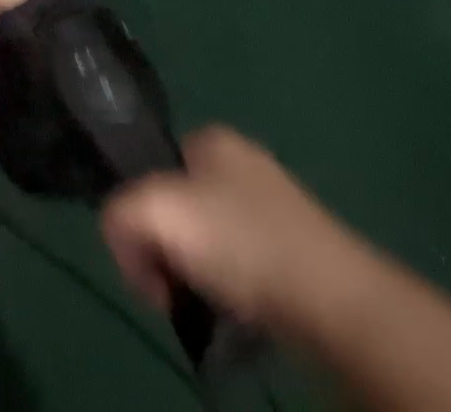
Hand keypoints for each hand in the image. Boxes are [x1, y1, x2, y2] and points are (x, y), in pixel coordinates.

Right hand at [100, 126, 373, 327]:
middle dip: (163, 250)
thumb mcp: (153, 211)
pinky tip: (234, 310)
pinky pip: (237, 269)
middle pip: (173, 208)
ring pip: (203, 242)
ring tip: (205, 301)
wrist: (332, 300)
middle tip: (170, 284)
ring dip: (193, 275)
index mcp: (211, 140)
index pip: (147, 168)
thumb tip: (130, 247)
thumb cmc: (240, 242)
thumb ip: (118, 214)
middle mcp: (242, 164)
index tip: (144, 253)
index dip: (135, 211)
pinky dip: (227, 292)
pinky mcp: (292, 253)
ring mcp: (271, 209)